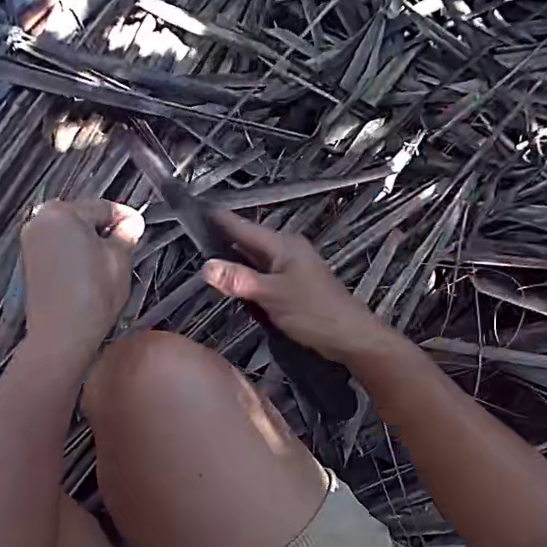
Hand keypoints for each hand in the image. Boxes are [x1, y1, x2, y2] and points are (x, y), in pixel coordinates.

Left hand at [21, 199, 144, 354]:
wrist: (62, 335)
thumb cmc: (93, 294)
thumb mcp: (119, 260)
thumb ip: (125, 235)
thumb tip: (132, 223)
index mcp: (62, 213)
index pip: (102, 206)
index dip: (125, 217)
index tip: (139, 227)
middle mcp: (40, 221)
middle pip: (82, 216)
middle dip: (104, 228)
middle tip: (126, 245)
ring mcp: (32, 241)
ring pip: (69, 232)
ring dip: (89, 240)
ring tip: (109, 260)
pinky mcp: (30, 262)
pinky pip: (58, 246)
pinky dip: (75, 252)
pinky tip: (90, 270)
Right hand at [200, 211, 404, 366]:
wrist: (351, 336)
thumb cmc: (314, 312)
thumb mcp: (271, 295)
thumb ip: (239, 280)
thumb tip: (206, 266)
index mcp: (283, 245)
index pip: (244, 227)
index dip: (220, 220)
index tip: (196, 209)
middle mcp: (288, 250)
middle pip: (249, 241)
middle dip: (224, 239)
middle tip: (194, 236)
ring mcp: (293, 267)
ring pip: (257, 259)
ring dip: (236, 259)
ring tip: (208, 256)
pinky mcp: (295, 284)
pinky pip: (265, 273)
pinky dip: (249, 275)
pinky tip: (237, 283)